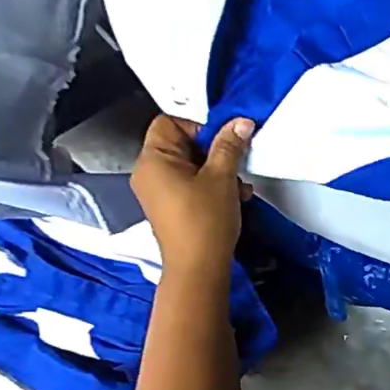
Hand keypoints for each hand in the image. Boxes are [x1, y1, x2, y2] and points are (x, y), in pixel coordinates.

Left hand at [132, 115, 253, 272]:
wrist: (199, 268)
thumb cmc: (204, 222)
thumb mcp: (222, 177)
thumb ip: (230, 145)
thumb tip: (240, 123)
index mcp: (153, 159)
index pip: (171, 122)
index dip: (200, 126)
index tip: (225, 138)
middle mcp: (149, 173)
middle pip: (181, 144)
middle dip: (213, 151)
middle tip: (235, 160)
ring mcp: (158, 192)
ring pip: (190, 166)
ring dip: (217, 170)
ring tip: (238, 184)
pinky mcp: (170, 207)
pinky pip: (190, 184)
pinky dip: (211, 186)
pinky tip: (234, 196)